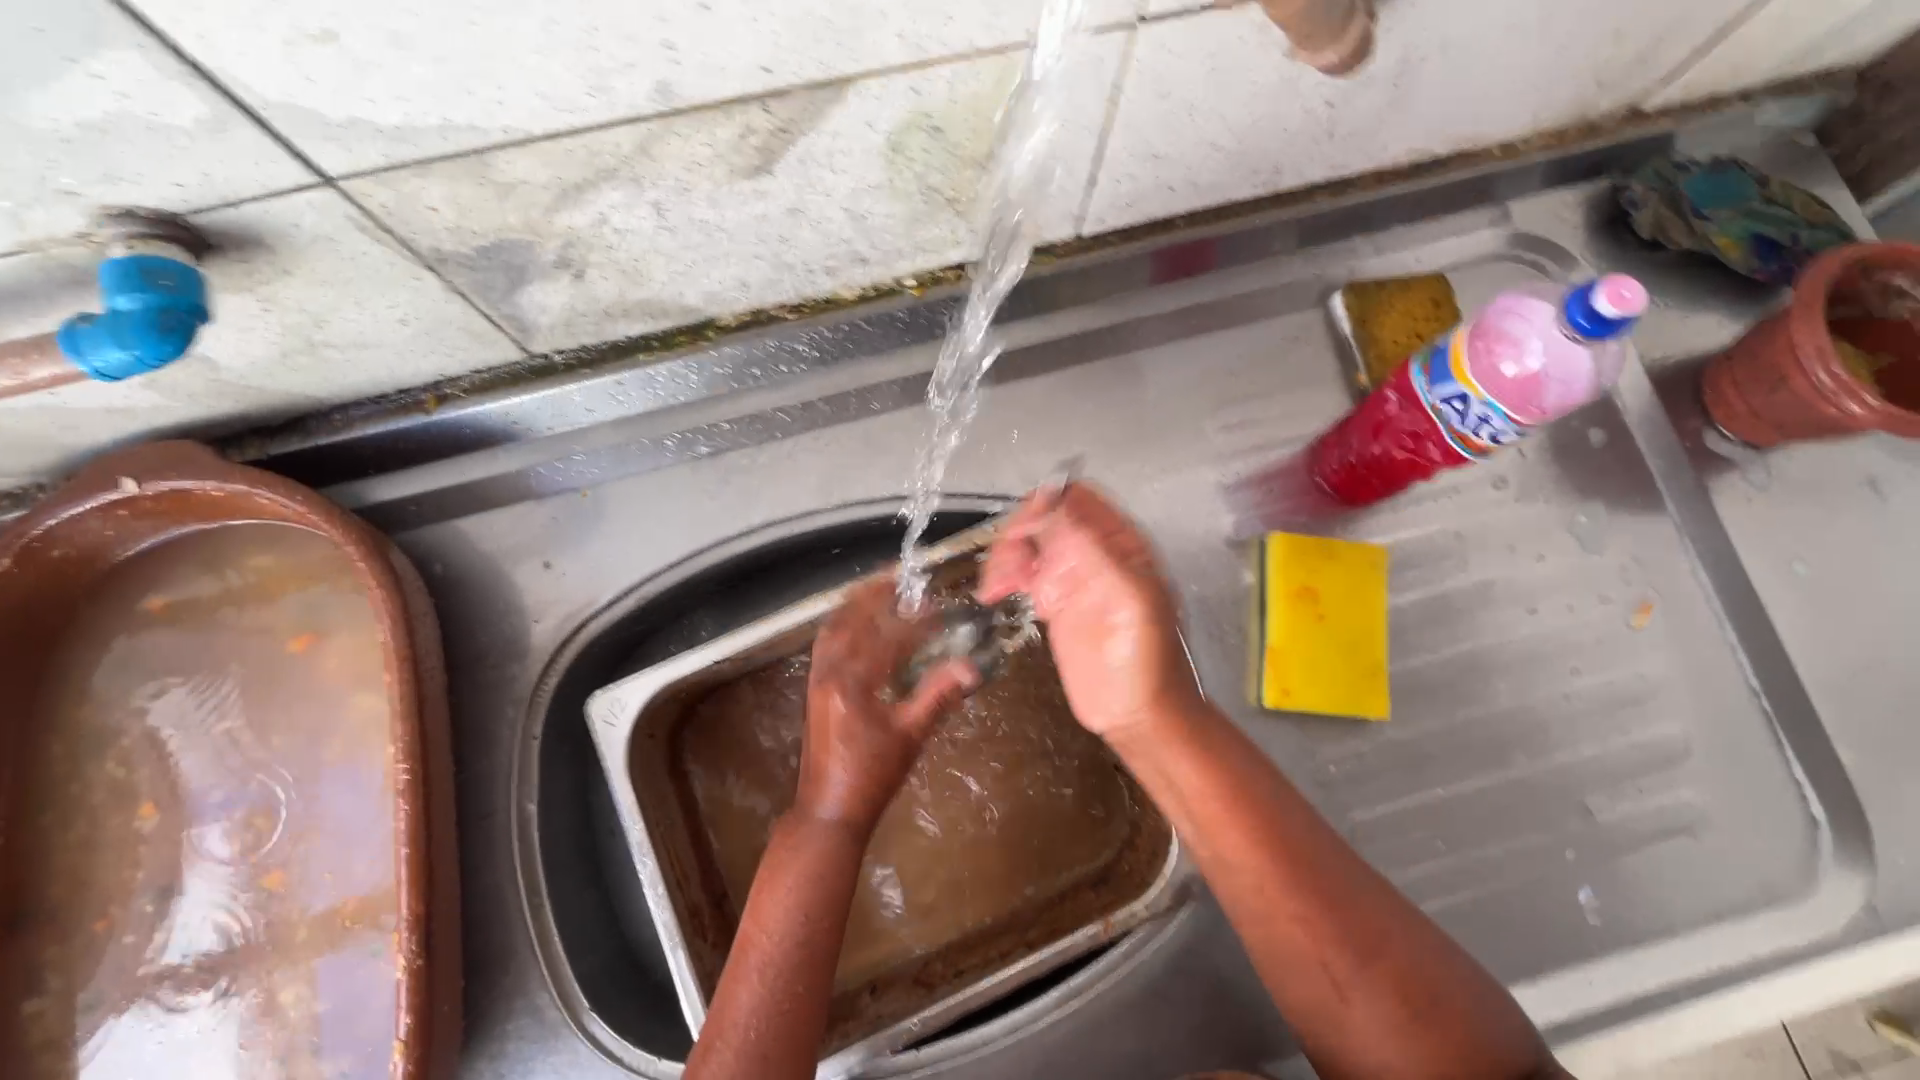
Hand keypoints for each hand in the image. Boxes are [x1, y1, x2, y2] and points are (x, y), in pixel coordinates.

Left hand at [797, 577, 976, 832]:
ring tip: (879, 589)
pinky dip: (842, 623)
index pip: (890, 637)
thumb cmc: (872, 776)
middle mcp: (829, 671)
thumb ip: (939, 695)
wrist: (829, 808)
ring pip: (833, 627)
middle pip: (851, 618)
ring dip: (856, 605)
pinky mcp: (814, 687)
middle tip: (901, 576)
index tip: (942, 610)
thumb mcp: (911, 736)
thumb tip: (971, 667)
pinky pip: (826, 642)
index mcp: (854, 682)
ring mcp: (817, 678)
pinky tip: (857, 623)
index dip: (919, 621)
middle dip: (876, 594)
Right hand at [976, 483, 1202, 736]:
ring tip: (996, 586)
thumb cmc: (1149, 663)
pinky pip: (1023, 573)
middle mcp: (1095, 554)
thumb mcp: (1129, 601)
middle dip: (1019, 532)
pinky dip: (1003, 576)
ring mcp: (1073, 578)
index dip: (1047, 504)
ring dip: (1005, 555)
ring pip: (1029, 543)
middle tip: (1005, 565)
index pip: (1079, 499)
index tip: (1022, 529)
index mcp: (1121, 544)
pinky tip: (995, 594)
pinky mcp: (1054, 603)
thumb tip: (1057, 507)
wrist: (1140, 715)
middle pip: (1046, 517)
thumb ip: (1094, 553)